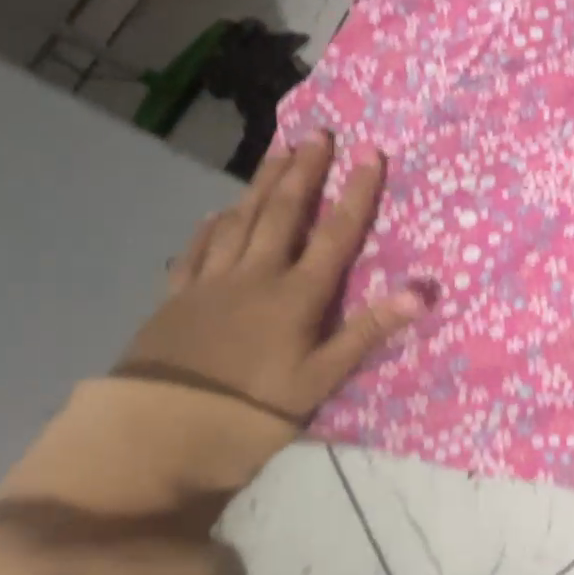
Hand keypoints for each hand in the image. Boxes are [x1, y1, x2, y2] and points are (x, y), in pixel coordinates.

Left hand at [116, 132, 422, 421]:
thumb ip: (370, 330)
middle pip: (283, 214)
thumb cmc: (250, 411)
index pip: (336, 233)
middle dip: (304, 172)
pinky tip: (217, 213)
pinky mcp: (174, 302)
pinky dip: (210, 227)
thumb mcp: (321, 379)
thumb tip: (423, 290)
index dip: (356, 192)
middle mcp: (255, 278)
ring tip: (277, 154)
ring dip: (261, 185)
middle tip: (317, 134)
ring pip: (239, 222)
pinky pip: (195, 252)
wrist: (150, 440)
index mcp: (296, 295)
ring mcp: (210, 286)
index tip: (370, 152)